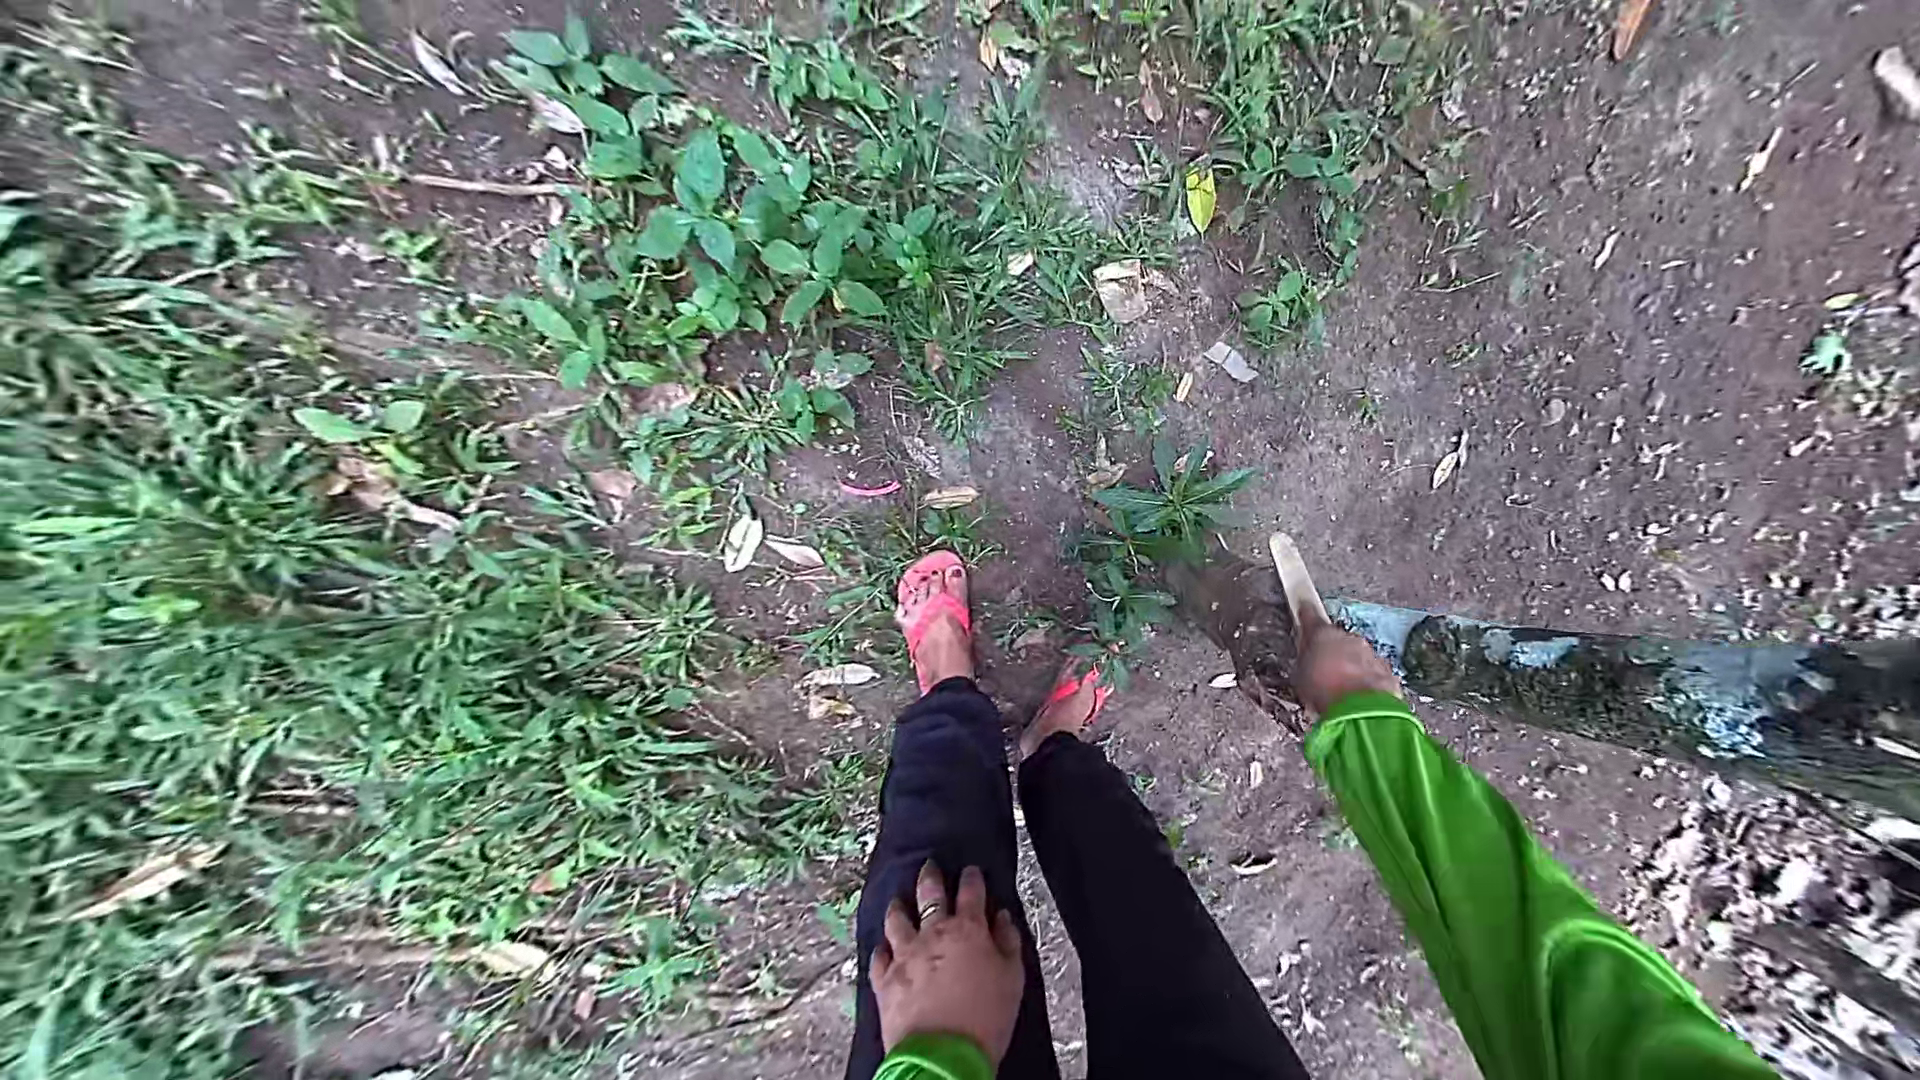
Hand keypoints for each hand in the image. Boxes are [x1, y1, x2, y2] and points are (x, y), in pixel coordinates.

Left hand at [871, 861, 1024, 1066]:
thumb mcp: (1013, 980)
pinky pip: (879, 958)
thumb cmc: (986, 1019)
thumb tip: (1002, 916)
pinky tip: (881, 949)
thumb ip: (1008, 942)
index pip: (970, 891)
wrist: (945, 1058)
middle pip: (929, 894)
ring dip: (897, 908)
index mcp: (967, 929)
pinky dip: (880, 951)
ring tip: (897, 901)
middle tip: (929, 866)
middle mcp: (933, 933)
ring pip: (897, 920)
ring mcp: (905, 954)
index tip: (970, 870)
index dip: (971, 877)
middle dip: (930, 877)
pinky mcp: (885, 980)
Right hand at [1295, 619, 1401, 715]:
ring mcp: (1370, 654)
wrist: (1363, 711)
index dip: (1305, 611)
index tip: (1302, 606)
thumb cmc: (1323, 691)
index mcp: (1321, 634)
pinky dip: (1364, 677)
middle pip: (1336, 638)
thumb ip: (1304, 659)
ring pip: (1356, 654)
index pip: (1310, 616)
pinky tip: (1356, 693)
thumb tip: (1307, 655)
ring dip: (1348, 664)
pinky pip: (1371, 670)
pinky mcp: (1387, 672)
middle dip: (1329, 648)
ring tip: (1339, 685)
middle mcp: (1348, 638)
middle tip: (1320, 666)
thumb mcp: (1299, 675)